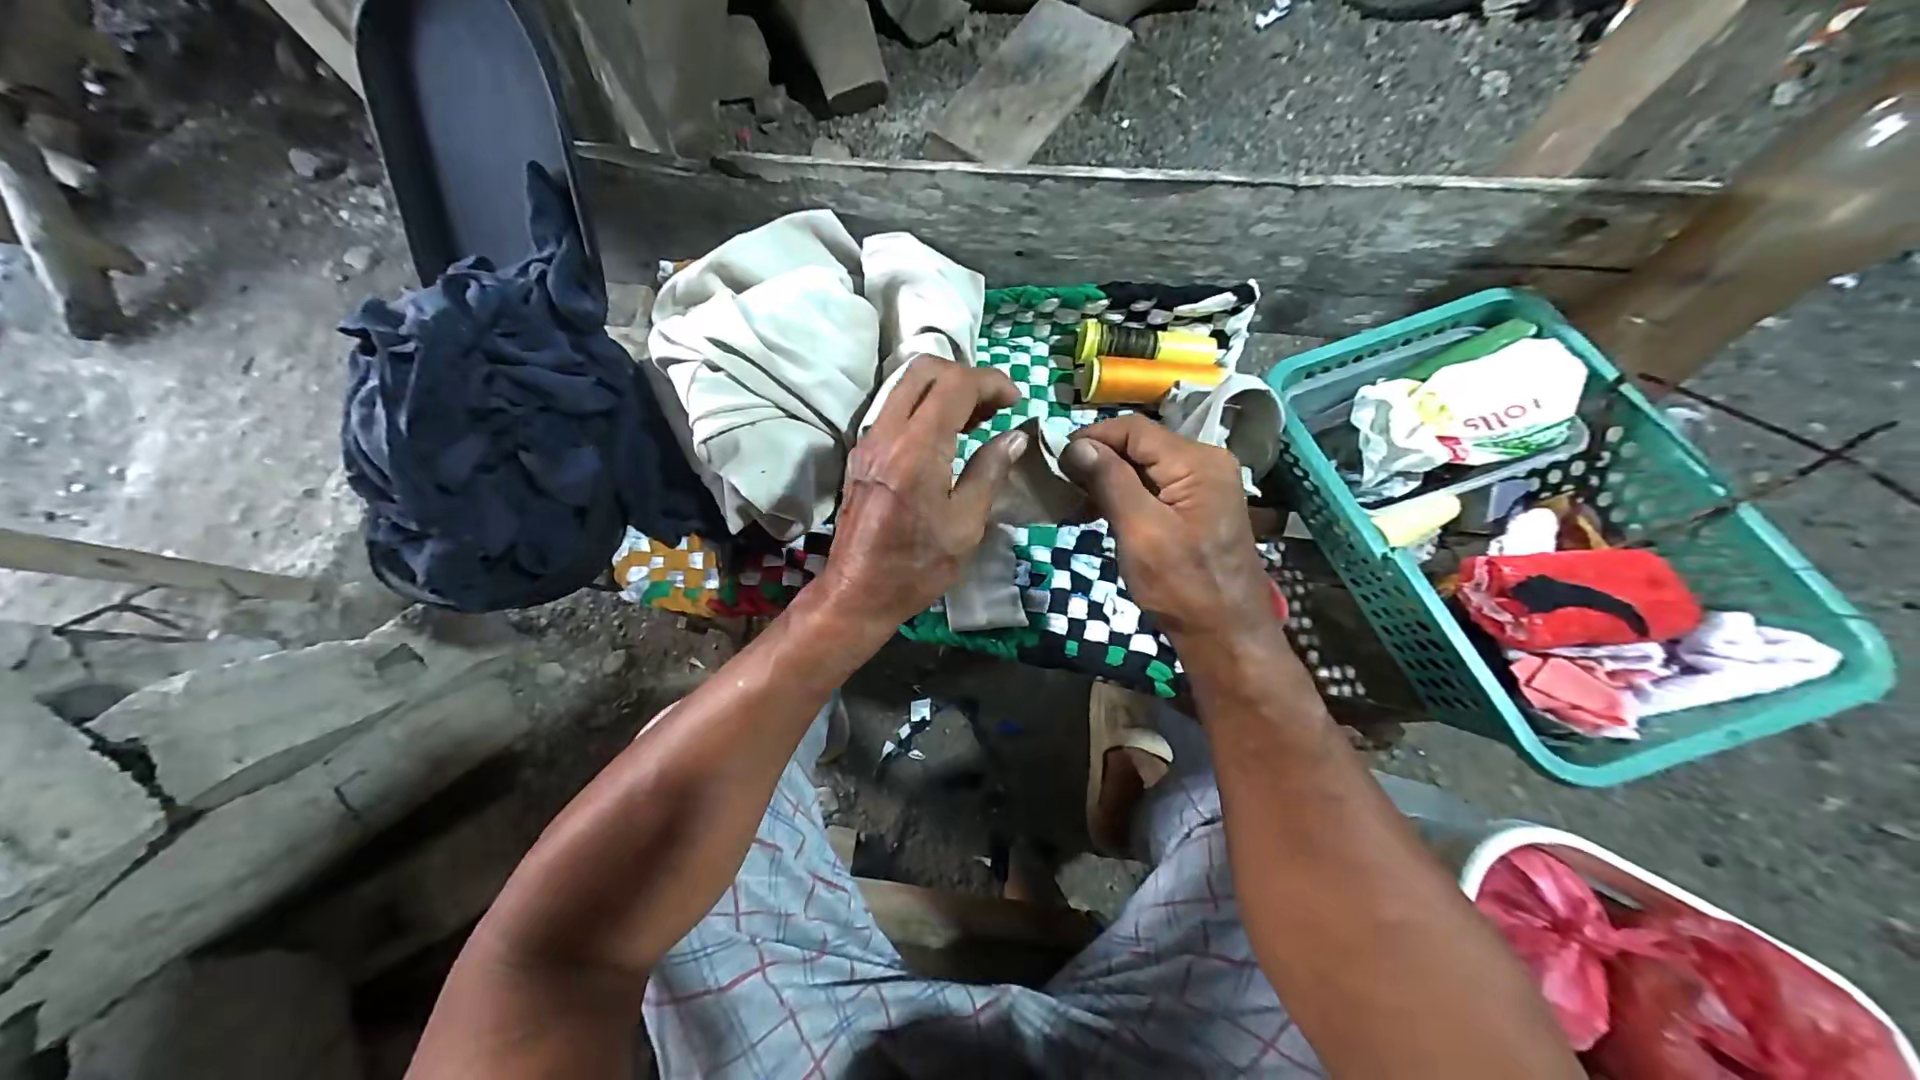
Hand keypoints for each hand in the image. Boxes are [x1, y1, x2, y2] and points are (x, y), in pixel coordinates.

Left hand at [812, 356, 1027, 635]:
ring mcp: (869, 440)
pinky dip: (924, 406)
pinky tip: (946, 437)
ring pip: (906, 385)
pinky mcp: (862, 453)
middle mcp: (887, 433)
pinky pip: (894, 408)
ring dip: (943, 389)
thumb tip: (1015, 437)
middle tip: (993, 406)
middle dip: (965, 376)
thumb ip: (990, 472)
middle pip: (925, 369)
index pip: (956, 384)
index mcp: (917, 449)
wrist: (857, 591)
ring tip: (975, 419)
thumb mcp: (965, 524)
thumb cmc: (917, 565)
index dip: (991, 382)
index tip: (1014, 400)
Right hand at [1062, 415, 1278, 646]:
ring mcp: (1204, 486)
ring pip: (1144, 468)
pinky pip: (1154, 489)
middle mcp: (1206, 463)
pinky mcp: (1197, 508)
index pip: (1133, 429)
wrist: (1226, 636)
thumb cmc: (1182, 585)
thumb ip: (1110, 481)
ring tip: (1072, 505)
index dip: (1090, 438)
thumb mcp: (1140, 530)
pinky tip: (1097, 515)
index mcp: (1197, 461)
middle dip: (1096, 461)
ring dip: (1106, 481)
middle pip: (1140, 445)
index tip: (1053, 460)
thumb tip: (1075, 445)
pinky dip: (1124, 497)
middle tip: (1059, 486)